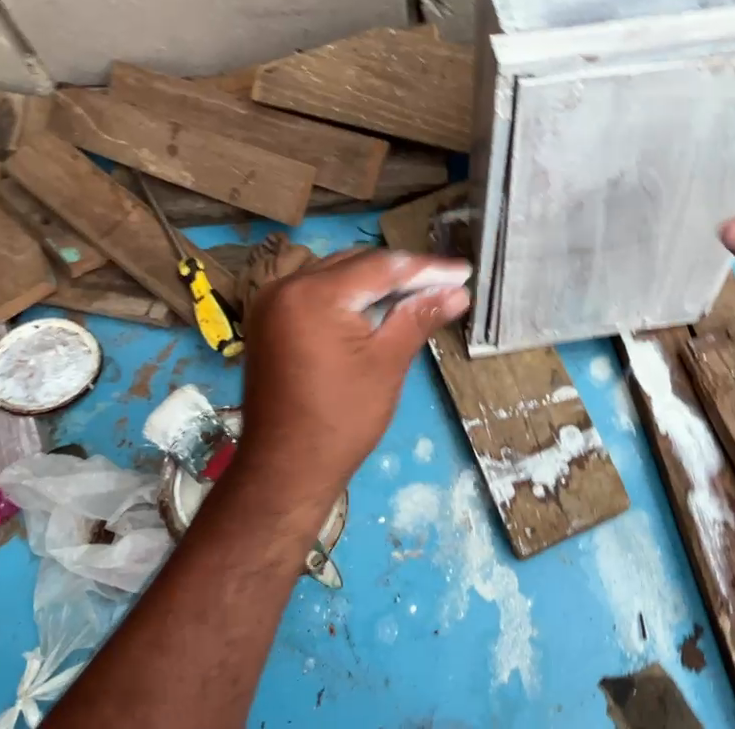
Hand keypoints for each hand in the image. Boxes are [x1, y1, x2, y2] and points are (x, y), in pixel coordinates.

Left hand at [238, 249, 471, 498]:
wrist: (285, 470)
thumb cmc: (341, 420)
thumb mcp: (387, 363)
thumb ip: (418, 317)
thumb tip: (458, 291)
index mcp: (313, 294)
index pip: (380, 267)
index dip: (425, 268)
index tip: (463, 272)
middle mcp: (286, 286)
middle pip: (356, 264)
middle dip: (401, 272)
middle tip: (446, 282)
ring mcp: (273, 302)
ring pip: (337, 275)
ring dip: (376, 282)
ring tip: (420, 292)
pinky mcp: (270, 319)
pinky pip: (317, 292)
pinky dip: (349, 295)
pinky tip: (379, 306)